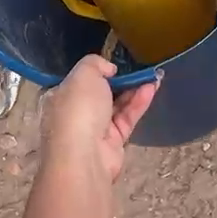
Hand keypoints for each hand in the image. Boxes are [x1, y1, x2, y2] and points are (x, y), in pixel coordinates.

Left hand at [39, 55, 158, 181]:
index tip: (115, 61)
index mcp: (62, 97)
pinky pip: (127, 118)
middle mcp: (76, 114)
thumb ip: (96, 63)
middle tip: (139, 66)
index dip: (97, 70)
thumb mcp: (84, 73)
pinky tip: (152, 87)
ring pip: (117, 105)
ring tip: (154, 74)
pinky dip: (140, 102)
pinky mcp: (113, 143)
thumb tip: (109, 70)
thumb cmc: (79, 109)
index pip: (79, 81)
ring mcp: (94, 130)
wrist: (84, 156)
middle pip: (101, 93)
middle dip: (120, 79)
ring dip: (134, 89)